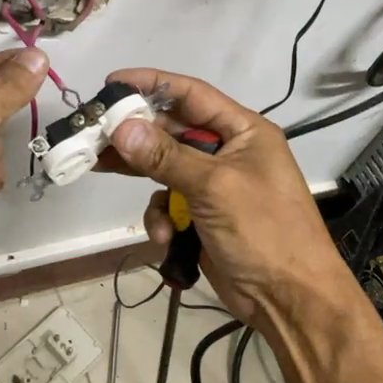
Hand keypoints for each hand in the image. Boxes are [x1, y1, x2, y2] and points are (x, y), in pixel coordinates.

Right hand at [101, 68, 359, 328]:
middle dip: (135, 134)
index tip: (111, 83)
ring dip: (142, 177)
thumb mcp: (214, 187)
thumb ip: (166, 156)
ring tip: (98, 168)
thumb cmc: (264, 231)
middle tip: (92, 131)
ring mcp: (214, 185)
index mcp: (243, 131)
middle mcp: (228, 151)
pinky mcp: (203, 216)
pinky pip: (168, 204)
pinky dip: (162, 218)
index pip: (191, 95)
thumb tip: (120, 126)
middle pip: (171, 131)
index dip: (151, 84)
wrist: (290, 300)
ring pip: (163, 168)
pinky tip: (166, 237)